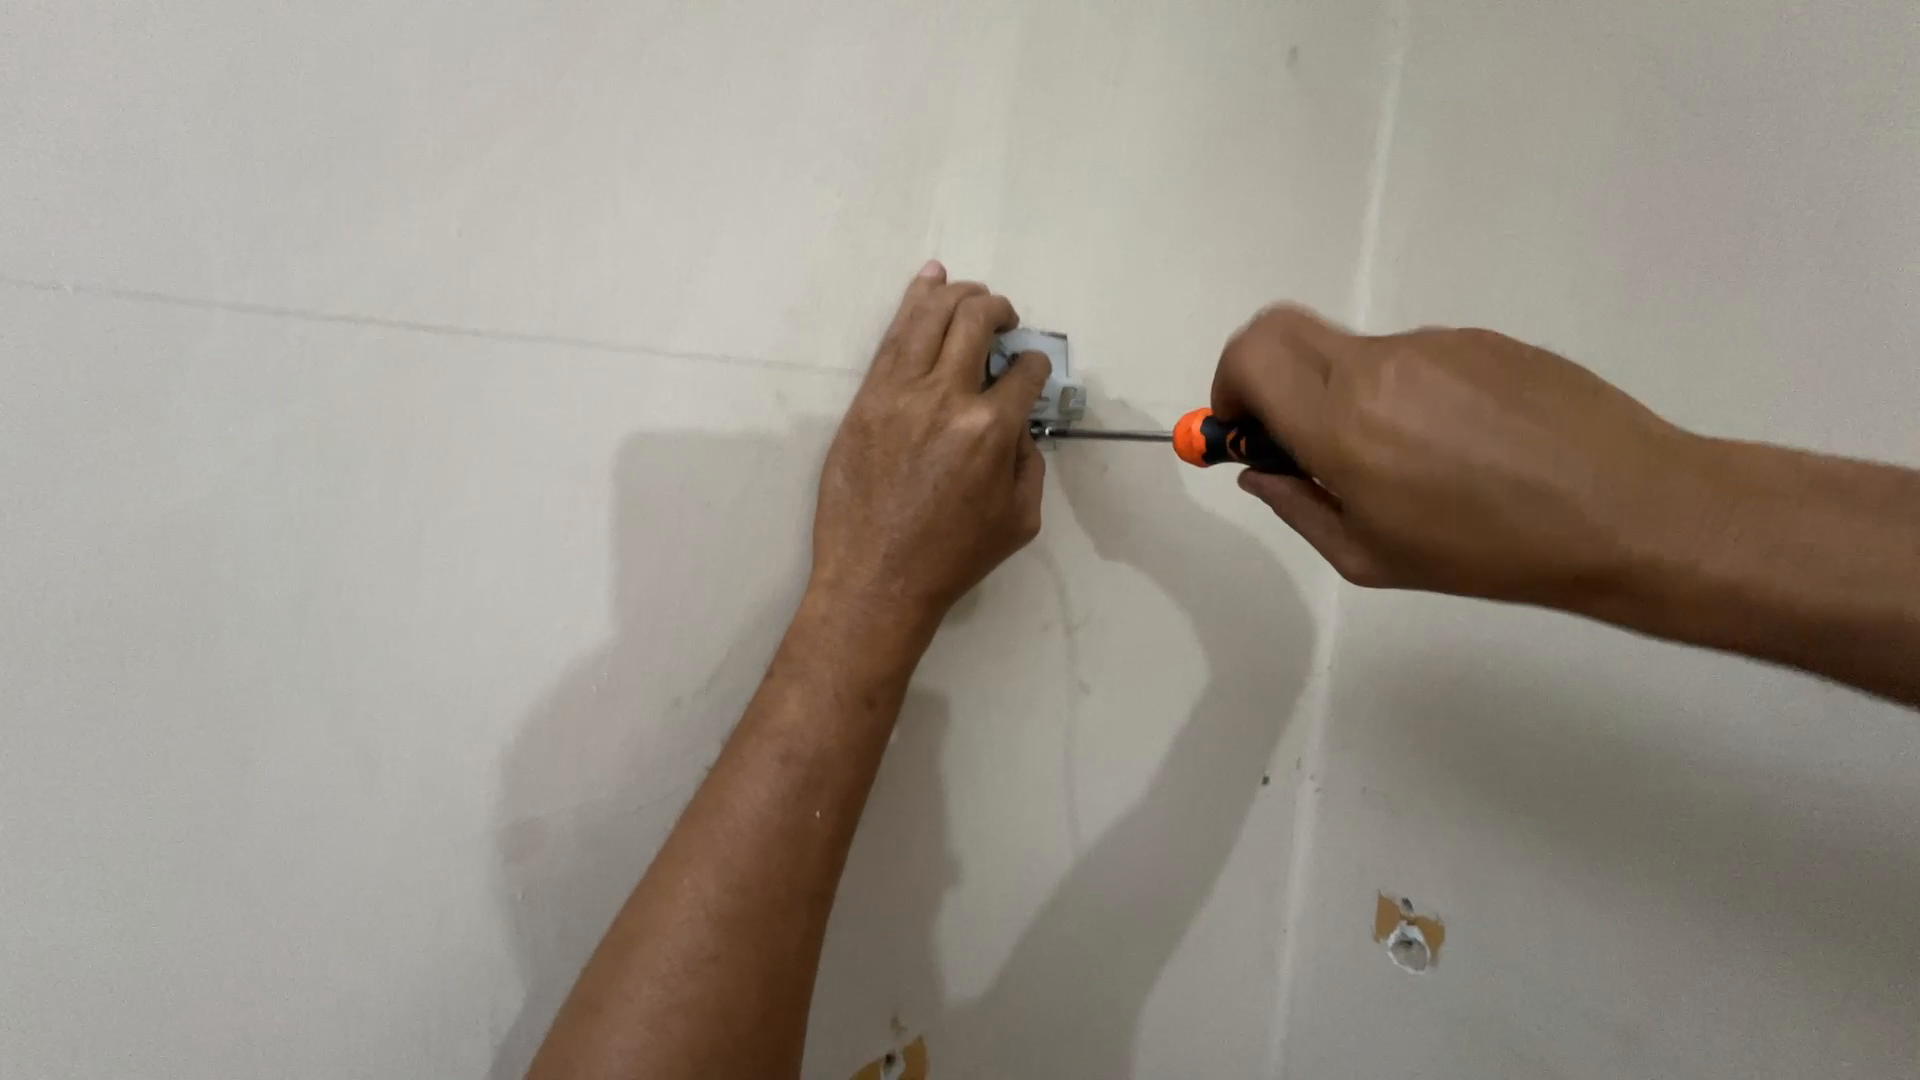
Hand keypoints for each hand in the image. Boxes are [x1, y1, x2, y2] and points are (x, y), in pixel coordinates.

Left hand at [810, 261, 1050, 625]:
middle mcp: (947, 399)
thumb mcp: (1020, 521)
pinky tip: (928, 283)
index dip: (1034, 364)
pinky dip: (913, 301)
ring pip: (931, 315)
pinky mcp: (866, 400)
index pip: (1024, 371)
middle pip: (977, 322)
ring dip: (958, 293)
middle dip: (1000, 310)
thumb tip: (1018, 425)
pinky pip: (892, 338)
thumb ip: (1029, 464)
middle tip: (1005, 319)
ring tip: (972, 292)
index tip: (1029, 369)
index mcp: (992, 430)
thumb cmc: (951, 558)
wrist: (876, 579)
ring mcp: (899, 394)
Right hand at [1213, 305, 1696, 605]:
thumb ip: (1294, 504)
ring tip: (1397, 457)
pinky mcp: (1480, 339)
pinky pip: (1406, 356)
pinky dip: (1394, 391)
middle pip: (1277, 329)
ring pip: (1344, 350)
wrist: (1631, 512)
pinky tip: (1449, 442)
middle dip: (1259, 376)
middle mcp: (1378, 366)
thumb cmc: (1484, 551)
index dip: (1227, 387)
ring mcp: (1433, 344)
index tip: (1246, 432)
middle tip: (1288, 433)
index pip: (1248, 355)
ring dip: (1335, 392)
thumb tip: (1260, 470)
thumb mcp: (1364, 555)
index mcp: (1341, 421)